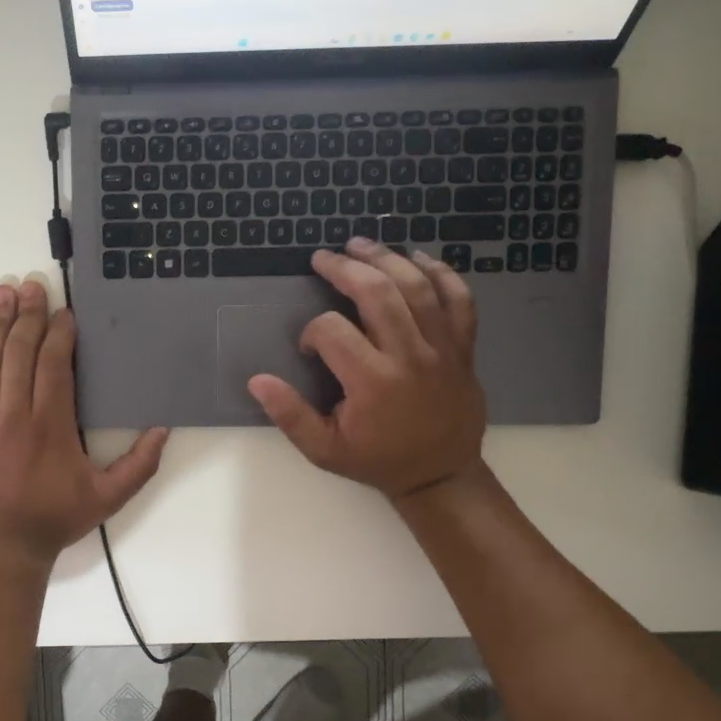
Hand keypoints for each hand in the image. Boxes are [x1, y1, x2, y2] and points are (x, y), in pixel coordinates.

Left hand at [0, 281, 168, 569]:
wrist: (2, 549)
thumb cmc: (55, 520)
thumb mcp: (108, 497)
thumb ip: (139, 464)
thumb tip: (162, 429)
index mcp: (51, 425)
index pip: (53, 365)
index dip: (58, 333)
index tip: (65, 311)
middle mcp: (14, 415)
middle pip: (19, 354)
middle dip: (26, 316)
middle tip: (30, 285)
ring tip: (1, 294)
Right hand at [248, 237, 487, 504]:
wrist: (441, 475)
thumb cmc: (378, 461)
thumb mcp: (324, 450)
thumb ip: (290, 415)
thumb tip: (257, 381)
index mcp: (372, 382)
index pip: (332, 331)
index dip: (312, 332)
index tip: (309, 349)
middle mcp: (408, 356)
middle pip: (377, 293)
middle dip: (345, 269)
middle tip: (323, 257)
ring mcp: (442, 349)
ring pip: (417, 287)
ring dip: (387, 259)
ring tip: (361, 244)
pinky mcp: (463, 348)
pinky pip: (460, 300)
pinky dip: (441, 273)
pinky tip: (417, 258)